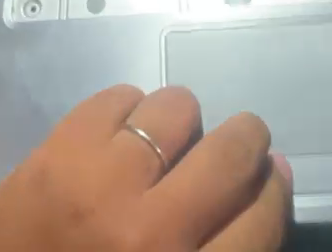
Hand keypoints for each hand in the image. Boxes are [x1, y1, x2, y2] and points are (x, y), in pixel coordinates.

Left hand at [0, 84, 291, 251]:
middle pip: (231, 155)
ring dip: (181, 123)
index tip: (272, 175)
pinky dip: (128, 110)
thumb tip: (269, 179)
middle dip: (247, 140)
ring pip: (177, 109)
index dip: (273, 191)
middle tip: (238, 141)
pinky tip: (118, 137)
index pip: (260, 220)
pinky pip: (120, 95)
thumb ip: (220, 251)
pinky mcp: (58, 148)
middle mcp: (151, 231)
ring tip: (164, 143)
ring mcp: (101, 181)